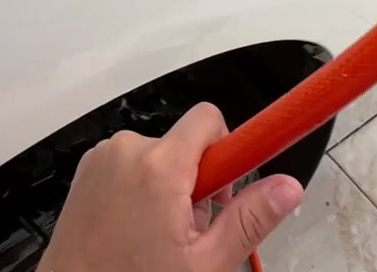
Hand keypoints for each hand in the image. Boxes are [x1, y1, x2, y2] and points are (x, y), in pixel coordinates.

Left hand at [41, 102, 303, 271]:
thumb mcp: (205, 265)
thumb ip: (249, 220)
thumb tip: (288, 186)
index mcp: (160, 164)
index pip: (208, 119)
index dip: (228, 146)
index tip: (235, 178)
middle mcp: (129, 147)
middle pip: (184, 144)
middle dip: (197, 182)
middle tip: (192, 233)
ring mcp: (104, 155)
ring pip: (157, 156)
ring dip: (167, 188)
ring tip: (157, 238)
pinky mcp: (88, 167)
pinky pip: (129, 163)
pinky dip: (139, 188)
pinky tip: (134, 229)